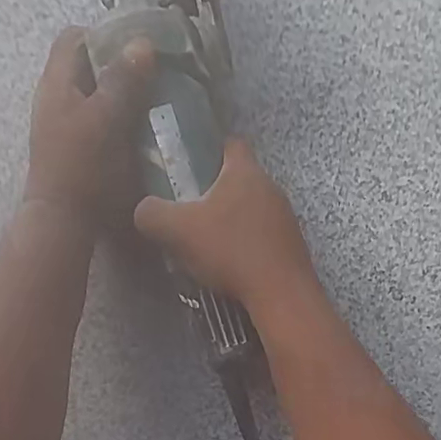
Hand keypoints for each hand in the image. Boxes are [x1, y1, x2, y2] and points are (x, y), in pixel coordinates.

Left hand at [22, 27, 155, 224]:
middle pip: (88, 68)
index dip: (106, 36)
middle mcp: (57, 98)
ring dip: (125, 98)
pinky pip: (102, 122)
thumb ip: (123, 82)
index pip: (75, 39)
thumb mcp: (105, 119)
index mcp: (57, 82)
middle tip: (157, 79)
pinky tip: (145, 135)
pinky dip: (122, 121)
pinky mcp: (79, 149)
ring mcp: (67, 125)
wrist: (64, 217)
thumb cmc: (82, 165)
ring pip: (97, 96)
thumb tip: (143, 44)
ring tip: (158, 107)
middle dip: (122, 69)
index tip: (140, 49)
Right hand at [134, 140, 319, 307]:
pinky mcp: (295, 246)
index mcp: (246, 172)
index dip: (209, 149)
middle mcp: (273, 189)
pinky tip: (234, 264)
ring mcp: (288, 219)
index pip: (230, 143)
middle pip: (241, 179)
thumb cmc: (231, 252)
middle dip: (217, 192)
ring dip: (234, 221)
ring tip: (211, 242)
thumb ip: (152, 213)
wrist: (282, 296)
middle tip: (192, 211)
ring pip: (254, 209)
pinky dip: (250, 244)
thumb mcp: (177, 230)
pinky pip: (266, 236)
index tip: (190, 167)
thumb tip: (146, 210)